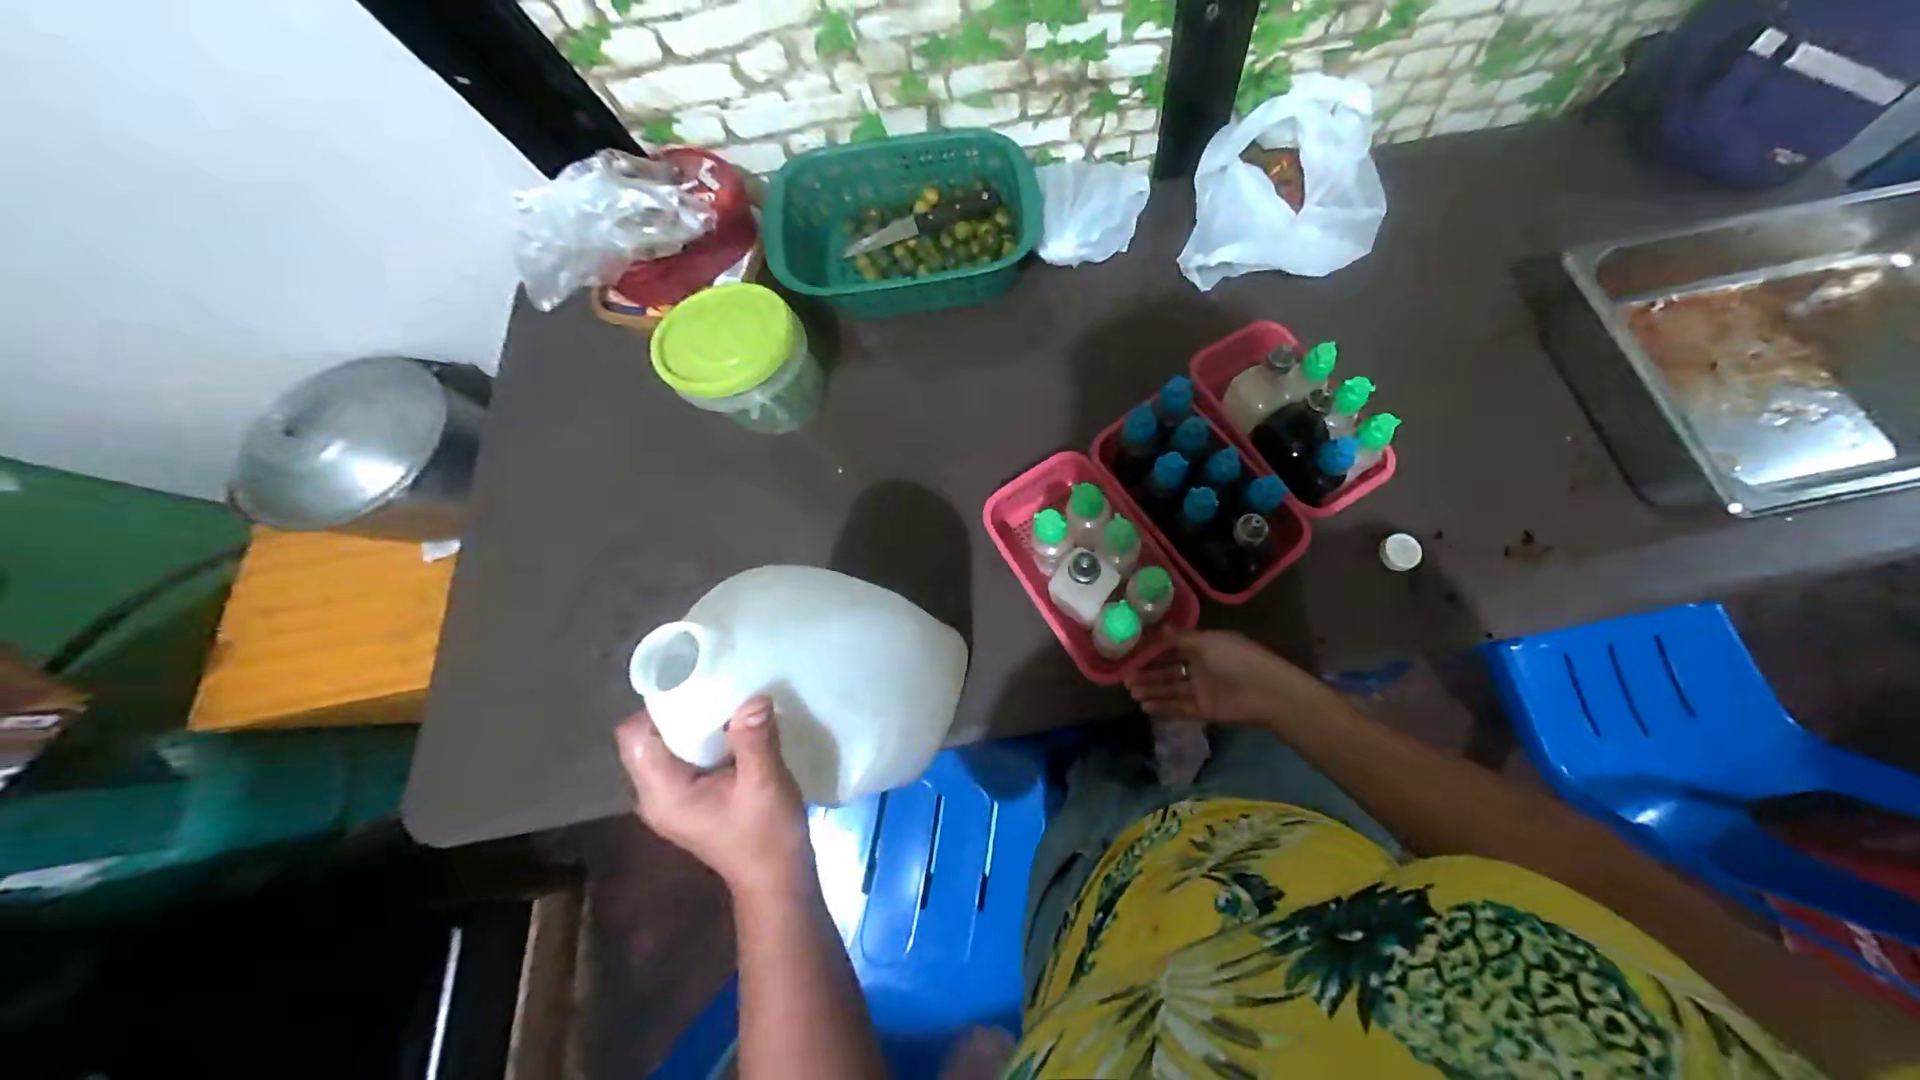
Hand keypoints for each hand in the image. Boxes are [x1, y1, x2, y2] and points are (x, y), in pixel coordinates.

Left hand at [615, 697, 811, 900]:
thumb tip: (754, 698)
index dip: (659, 706)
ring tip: (729, 702)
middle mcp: (654, 794)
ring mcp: (669, 798)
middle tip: (719, 686)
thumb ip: (755, 740)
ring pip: (667, 744)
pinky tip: (733, 729)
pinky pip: (683, 755)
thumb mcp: (766, 784)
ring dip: (694, 722)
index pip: (636, 736)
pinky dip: (703, 737)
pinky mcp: (688, 798)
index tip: (696, 682)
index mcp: (662, 792)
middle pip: (649, 736)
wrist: (777, 879)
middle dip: (680, 708)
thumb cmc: (767, 836)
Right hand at [1124, 630, 1326, 725]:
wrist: (1269, 693)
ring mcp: (1202, 690)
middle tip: (1126, 678)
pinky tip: (1145, 706)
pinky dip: (1162, 707)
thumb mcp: (1207, 642)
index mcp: (1203, 647)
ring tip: (1131, 692)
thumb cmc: (1238, 659)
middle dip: (1148, 673)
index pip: (1172, 648)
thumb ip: (1180, 638)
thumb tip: (1159, 628)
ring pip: (1170, 689)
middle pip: (1168, 670)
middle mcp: (1200, 667)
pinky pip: (1179, 708)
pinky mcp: (1204, 710)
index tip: (1130, 653)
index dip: (1152, 651)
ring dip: (1151, 690)